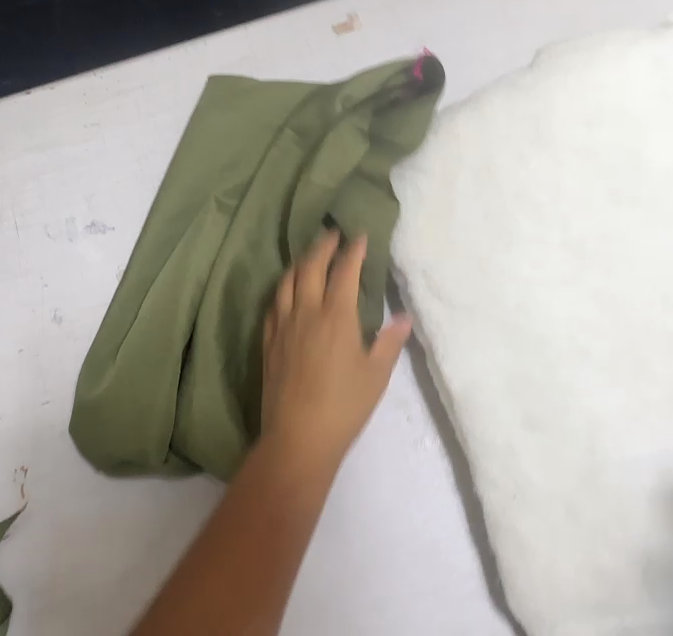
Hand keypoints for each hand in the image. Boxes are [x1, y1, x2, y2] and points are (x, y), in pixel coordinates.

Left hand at [260, 230, 412, 471]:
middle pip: (310, 266)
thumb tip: (404, 316)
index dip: (353, 250)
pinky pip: (273, 305)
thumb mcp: (377, 374)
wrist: (298, 438)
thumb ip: (389, 341)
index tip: (359, 235)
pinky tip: (286, 292)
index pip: (345, 271)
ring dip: (299, 263)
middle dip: (323, 246)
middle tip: (332, 234)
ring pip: (287, 281)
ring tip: (308, 256)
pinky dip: (282, 289)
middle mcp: (307, 312)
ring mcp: (283, 326)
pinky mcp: (268, 342)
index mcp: (337, 316)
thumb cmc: (344, 406)